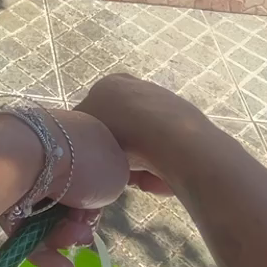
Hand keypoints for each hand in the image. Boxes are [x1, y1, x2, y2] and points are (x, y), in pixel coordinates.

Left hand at [19, 109, 131, 266]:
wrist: (26, 154)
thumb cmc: (81, 158)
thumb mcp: (116, 168)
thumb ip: (111, 180)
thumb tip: (91, 190)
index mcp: (71, 137)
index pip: (89, 174)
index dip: (99, 197)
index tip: (100, 206)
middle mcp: (45, 153)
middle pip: (68, 200)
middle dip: (79, 224)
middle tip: (82, 233)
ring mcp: (22, 174)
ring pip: (47, 218)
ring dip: (64, 237)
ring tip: (70, 240)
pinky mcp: (4, 196)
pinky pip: (26, 229)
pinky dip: (45, 251)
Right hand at [76, 75, 216, 198]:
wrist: (174, 141)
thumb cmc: (120, 130)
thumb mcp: (83, 128)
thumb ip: (76, 132)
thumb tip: (80, 142)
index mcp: (110, 84)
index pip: (94, 111)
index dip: (93, 137)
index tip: (95, 156)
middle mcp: (138, 88)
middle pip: (121, 129)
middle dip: (118, 152)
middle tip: (115, 169)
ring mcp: (166, 106)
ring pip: (144, 145)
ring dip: (138, 165)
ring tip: (137, 181)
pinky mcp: (189, 128)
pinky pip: (166, 155)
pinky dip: (159, 169)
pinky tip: (156, 181)